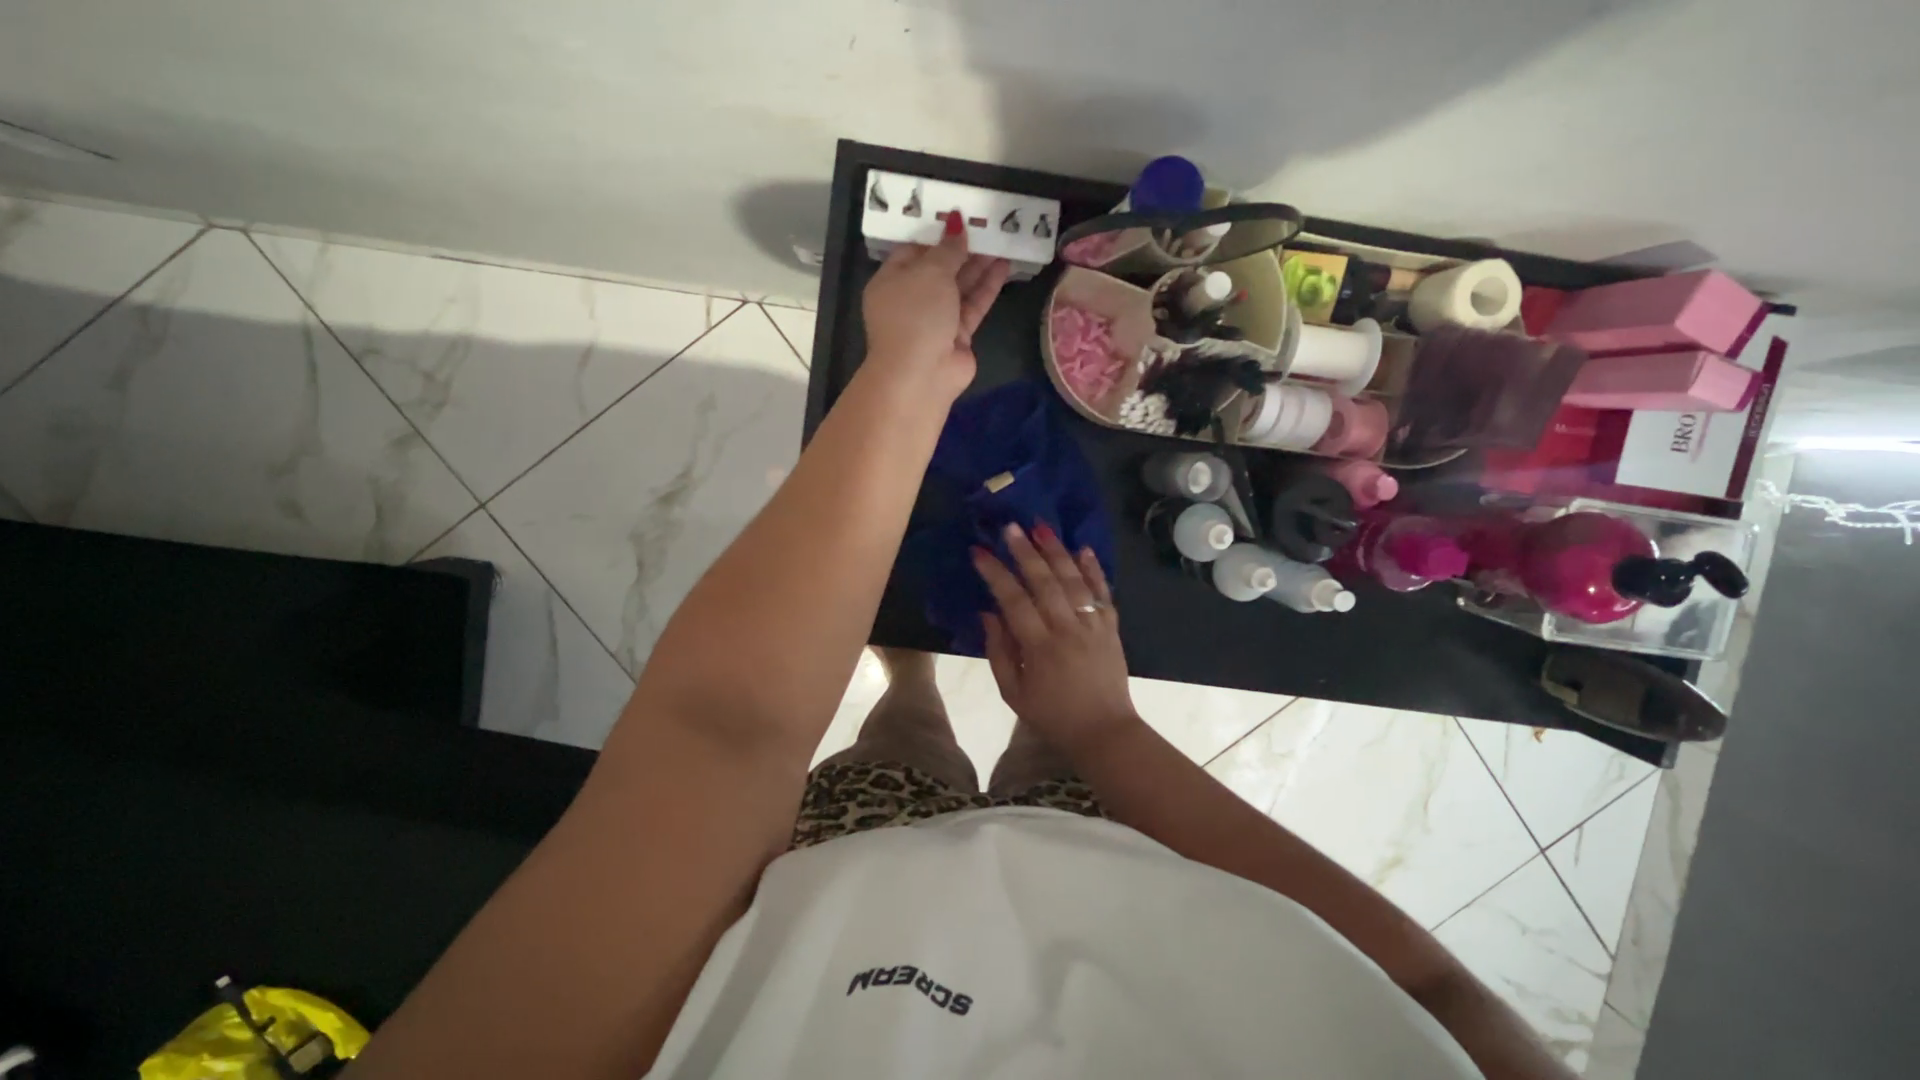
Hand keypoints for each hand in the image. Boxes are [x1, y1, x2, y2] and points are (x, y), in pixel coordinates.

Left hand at [861, 212, 1010, 402]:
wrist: (920, 374)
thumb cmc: (915, 314)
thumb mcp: (929, 271)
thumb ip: (947, 248)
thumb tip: (955, 223)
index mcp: (891, 281)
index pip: (913, 251)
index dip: (936, 234)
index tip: (960, 218)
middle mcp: (911, 299)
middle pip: (939, 268)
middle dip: (962, 249)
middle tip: (988, 226)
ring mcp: (935, 320)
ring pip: (959, 286)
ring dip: (979, 265)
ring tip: (1003, 240)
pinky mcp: (957, 336)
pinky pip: (973, 305)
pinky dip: (987, 287)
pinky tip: (1005, 266)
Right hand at [973, 521, 1140, 755]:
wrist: (1104, 731)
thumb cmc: (1051, 715)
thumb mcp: (1013, 692)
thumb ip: (999, 651)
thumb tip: (988, 613)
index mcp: (1039, 648)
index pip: (1013, 601)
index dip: (995, 573)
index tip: (979, 552)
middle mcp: (1068, 630)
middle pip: (1045, 583)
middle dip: (1026, 552)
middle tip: (1010, 527)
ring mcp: (1094, 627)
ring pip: (1074, 581)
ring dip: (1057, 552)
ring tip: (1042, 527)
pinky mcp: (1111, 628)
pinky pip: (1103, 592)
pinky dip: (1094, 569)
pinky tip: (1083, 548)